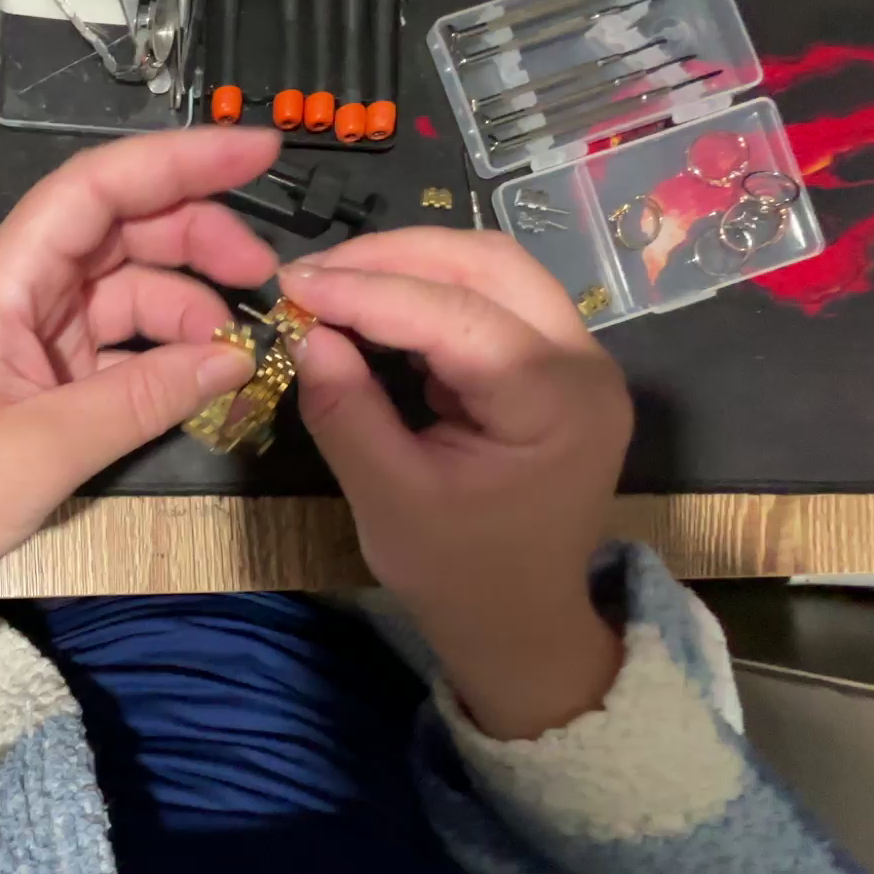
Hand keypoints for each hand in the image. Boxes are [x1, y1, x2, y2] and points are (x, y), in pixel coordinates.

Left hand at [0, 128, 282, 672]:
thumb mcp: (45, 444)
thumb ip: (143, 398)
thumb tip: (237, 358)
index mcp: (4, 280)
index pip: (95, 189)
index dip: (176, 162)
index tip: (259, 153)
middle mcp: (25, 296)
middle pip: (122, 236)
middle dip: (197, 242)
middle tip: (265, 279)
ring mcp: (38, 342)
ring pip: (128, 297)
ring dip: (186, 314)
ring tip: (239, 354)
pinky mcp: (49, 387)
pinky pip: (120, 355)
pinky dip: (163, 363)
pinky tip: (202, 381)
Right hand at [279, 229, 633, 736]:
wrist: (516, 617)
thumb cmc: (454, 572)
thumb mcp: (386, 498)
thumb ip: (345, 412)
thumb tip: (302, 334)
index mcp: (554, 405)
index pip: (457, 317)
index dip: (368, 292)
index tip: (292, 285)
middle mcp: (581, 362)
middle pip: (488, 265)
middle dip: (391, 257)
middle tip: (309, 274)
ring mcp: (570, 358)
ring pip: (489, 271)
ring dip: (405, 266)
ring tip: (330, 283)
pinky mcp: (542, 365)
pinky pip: (482, 302)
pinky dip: (419, 295)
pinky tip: (368, 310)